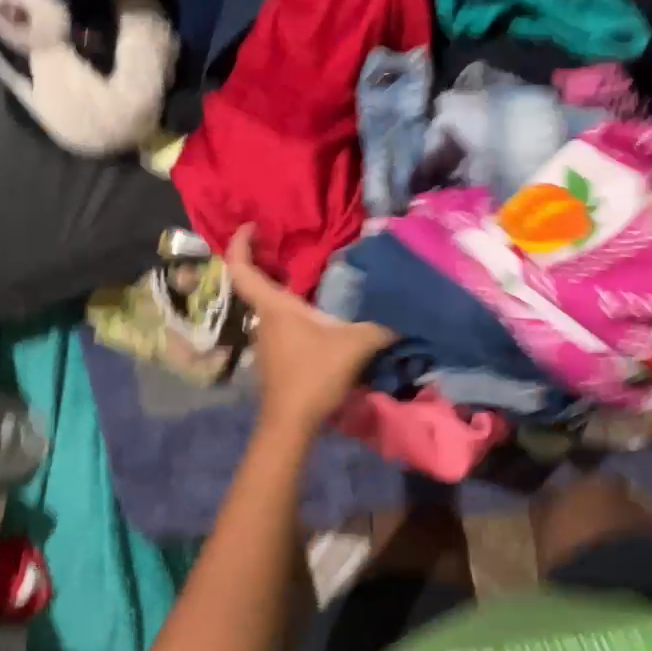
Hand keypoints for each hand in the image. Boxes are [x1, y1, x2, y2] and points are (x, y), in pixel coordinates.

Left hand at [226, 226, 394, 438]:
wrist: (292, 425)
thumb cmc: (314, 376)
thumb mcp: (355, 345)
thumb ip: (382, 324)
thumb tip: (410, 307)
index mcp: (274, 307)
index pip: (241, 267)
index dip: (241, 242)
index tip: (254, 225)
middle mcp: (265, 319)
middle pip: (261, 284)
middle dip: (275, 262)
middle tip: (301, 246)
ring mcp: (268, 340)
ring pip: (276, 307)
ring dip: (292, 292)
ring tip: (322, 280)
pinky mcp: (278, 358)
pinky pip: (285, 326)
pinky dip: (299, 315)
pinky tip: (324, 319)